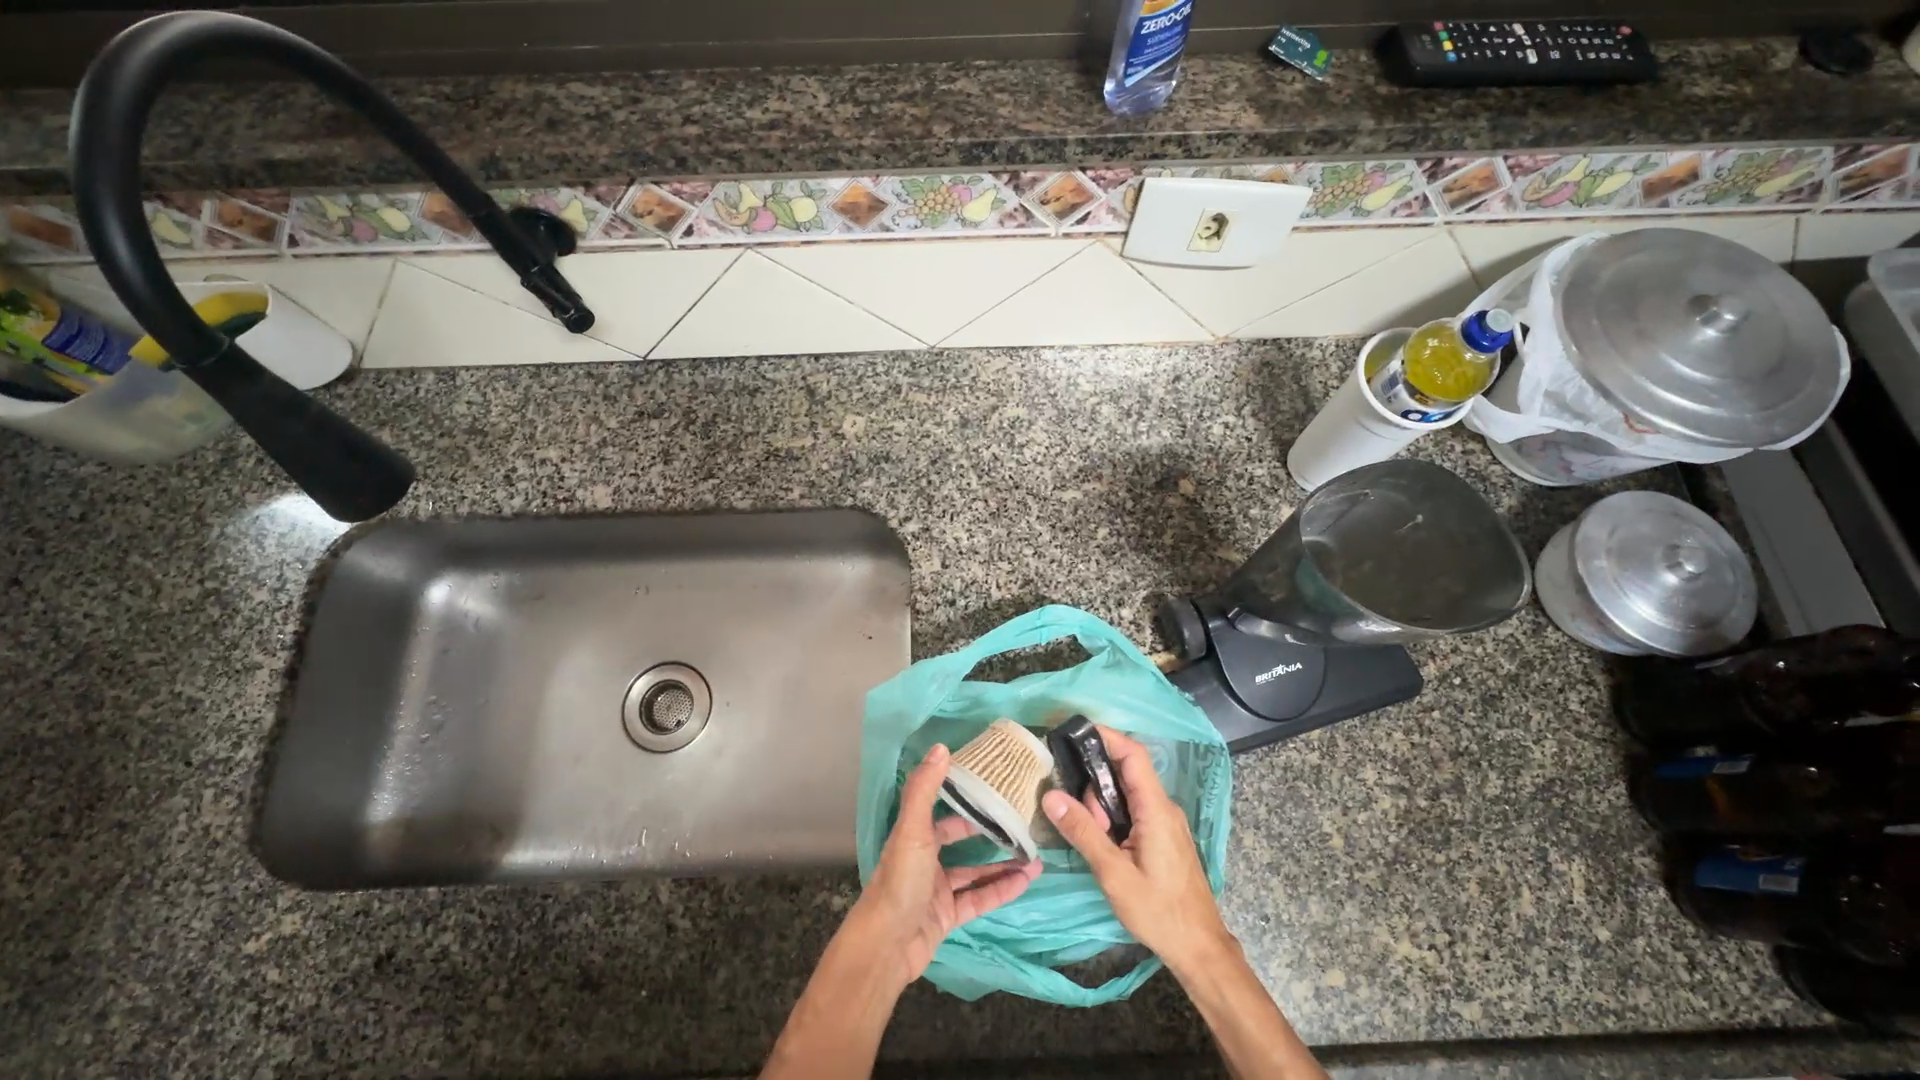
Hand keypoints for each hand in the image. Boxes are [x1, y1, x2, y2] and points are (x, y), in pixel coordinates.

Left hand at [843, 743, 1042, 987]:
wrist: (886, 946)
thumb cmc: (899, 882)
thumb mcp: (912, 830)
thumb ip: (925, 790)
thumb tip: (941, 747)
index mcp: (914, 836)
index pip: (945, 813)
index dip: (969, 802)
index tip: (998, 791)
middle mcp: (925, 860)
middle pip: (962, 842)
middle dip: (991, 834)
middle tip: (1024, 825)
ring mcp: (937, 890)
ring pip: (975, 873)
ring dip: (1003, 865)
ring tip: (1035, 857)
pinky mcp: (947, 917)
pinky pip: (980, 899)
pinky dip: (1001, 890)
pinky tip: (1025, 882)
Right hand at [1042, 726, 1234, 974]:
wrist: (1199, 947)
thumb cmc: (1158, 911)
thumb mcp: (1113, 874)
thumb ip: (1083, 832)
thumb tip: (1051, 796)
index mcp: (1155, 809)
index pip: (1133, 754)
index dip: (1106, 736)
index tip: (1074, 731)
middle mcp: (1163, 807)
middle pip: (1124, 773)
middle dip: (1095, 787)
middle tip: (1081, 820)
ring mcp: (1164, 822)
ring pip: (1126, 794)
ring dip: (1102, 808)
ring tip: (1095, 842)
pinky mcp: (1162, 837)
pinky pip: (1132, 811)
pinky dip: (1112, 818)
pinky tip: (1102, 843)